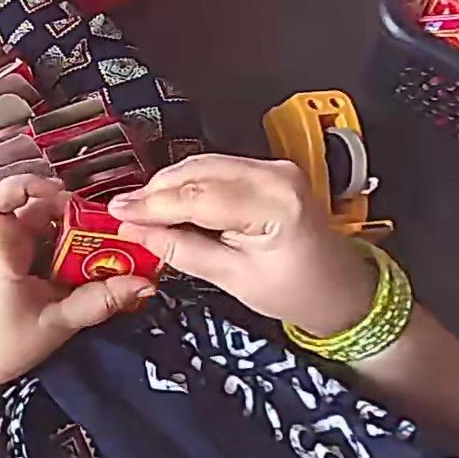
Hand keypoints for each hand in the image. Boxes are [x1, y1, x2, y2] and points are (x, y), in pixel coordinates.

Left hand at [0, 176, 155, 386]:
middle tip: (100, 222)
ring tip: (100, 238)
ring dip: (69, 224)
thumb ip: (99, 302)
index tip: (58, 189)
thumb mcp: (57, 324)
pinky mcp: (17, 259)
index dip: (23, 185)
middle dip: (66, 208)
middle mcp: (2, 242)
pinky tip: (88, 254)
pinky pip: (44, 238)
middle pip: (29, 206)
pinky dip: (66, 240)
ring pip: (39, 220)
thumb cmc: (3, 343)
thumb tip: (145, 283)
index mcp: (0, 253)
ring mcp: (8, 249)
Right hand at [109, 155, 376, 336]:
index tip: (117, 212)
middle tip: (123, 212)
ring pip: (202, 165)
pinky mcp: (266, 169)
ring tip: (139, 209)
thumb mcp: (233, 279)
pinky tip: (167, 200)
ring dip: (167, 185)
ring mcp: (272, 167)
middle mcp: (275, 174)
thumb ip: (181, 249)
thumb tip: (134, 231)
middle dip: (155, 191)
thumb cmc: (297, 291)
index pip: (199, 197)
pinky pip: (215, 168)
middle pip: (197, 172)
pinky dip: (186, 183)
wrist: (341, 288)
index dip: (152, 204)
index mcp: (275, 204)